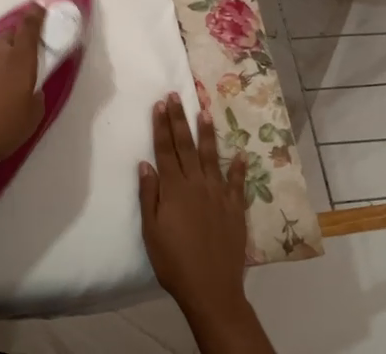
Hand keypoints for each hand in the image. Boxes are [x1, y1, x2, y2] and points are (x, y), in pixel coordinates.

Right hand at [139, 92, 249, 315]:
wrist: (211, 289)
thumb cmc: (173, 261)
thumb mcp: (150, 231)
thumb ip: (149, 195)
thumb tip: (145, 164)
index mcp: (174, 189)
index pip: (165, 150)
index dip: (161, 126)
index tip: (159, 104)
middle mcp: (196, 185)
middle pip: (186, 146)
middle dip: (179, 119)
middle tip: (175, 96)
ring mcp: (218, 195)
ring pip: (210, 157)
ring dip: (207, 134)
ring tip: (204, 112)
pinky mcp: (235, 210)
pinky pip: (237, 184)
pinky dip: (238, 168)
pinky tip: (240, 154)